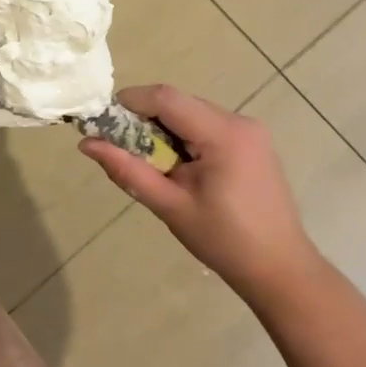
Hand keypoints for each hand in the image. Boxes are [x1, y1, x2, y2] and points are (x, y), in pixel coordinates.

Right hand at [80, 85, 321, 303]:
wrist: (279, 268)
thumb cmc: (224, 240)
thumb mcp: (169, 205)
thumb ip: (127, 170)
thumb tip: (86, 143)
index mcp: (224, 134)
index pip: (166, 98)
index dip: (129, 103)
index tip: (102, 125)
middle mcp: (240, 122)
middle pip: (177, 103)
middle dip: (143, 120)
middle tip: (122, 151)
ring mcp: (249, 131)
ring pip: (189, 113)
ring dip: (162, 130)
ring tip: (151, 166)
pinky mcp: (251, 143)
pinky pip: (205, 126)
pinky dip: (182, 138)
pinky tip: (177, 168)